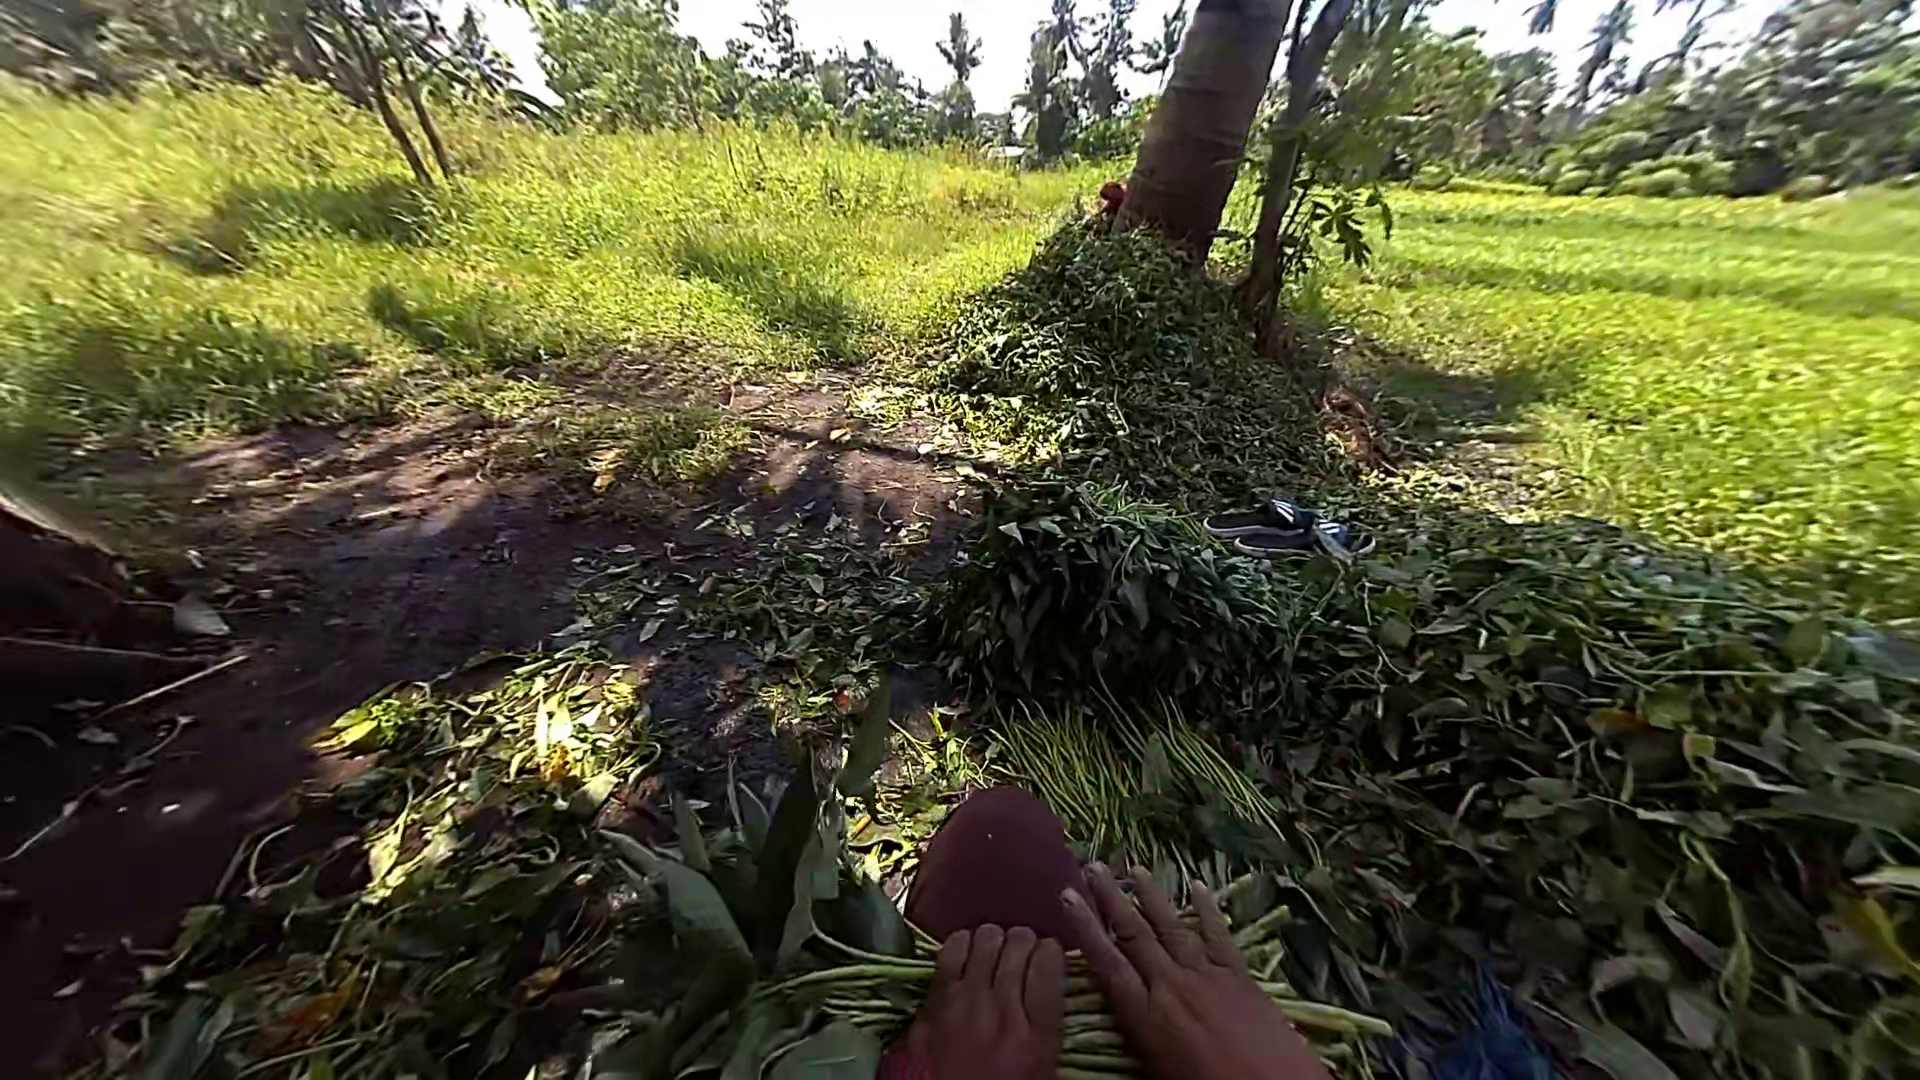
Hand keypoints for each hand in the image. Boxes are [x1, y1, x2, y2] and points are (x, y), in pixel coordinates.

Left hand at [898, 924, 1064, 1079]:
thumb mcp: (1041, 1070)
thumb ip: (1047, 1022)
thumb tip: (1051, 975)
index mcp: (1037, 1037)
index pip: (1049, 960)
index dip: (1050, 952)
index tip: (1047, 958)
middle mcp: (1003, 1010)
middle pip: (1019, 941)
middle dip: (1024, 943)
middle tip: (1021, 957)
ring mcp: (966, 1001)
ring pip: (988, 936)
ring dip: (996, 942)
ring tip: (995, 956)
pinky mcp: (935, 999)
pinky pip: (954, 946)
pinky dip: (964, 943)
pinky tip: (968, 956)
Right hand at [1059, 864, 1331, 1079]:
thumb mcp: (1161, 1079)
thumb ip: (1138, 1039)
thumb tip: (1115, 1013)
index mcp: (1148, 1017)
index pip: (1107, 961)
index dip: (1084, 926)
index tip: (1067, 894)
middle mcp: (1171, 986)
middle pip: (1134, 933)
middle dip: (1110, 898)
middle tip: (1092, 865)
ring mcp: (1207, 977)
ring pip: (1170, 926)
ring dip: (1149, 895)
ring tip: (1132, 868)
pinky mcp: (1240, 978)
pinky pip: (1218, 935)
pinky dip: (1206, 908)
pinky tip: (1196, 885)